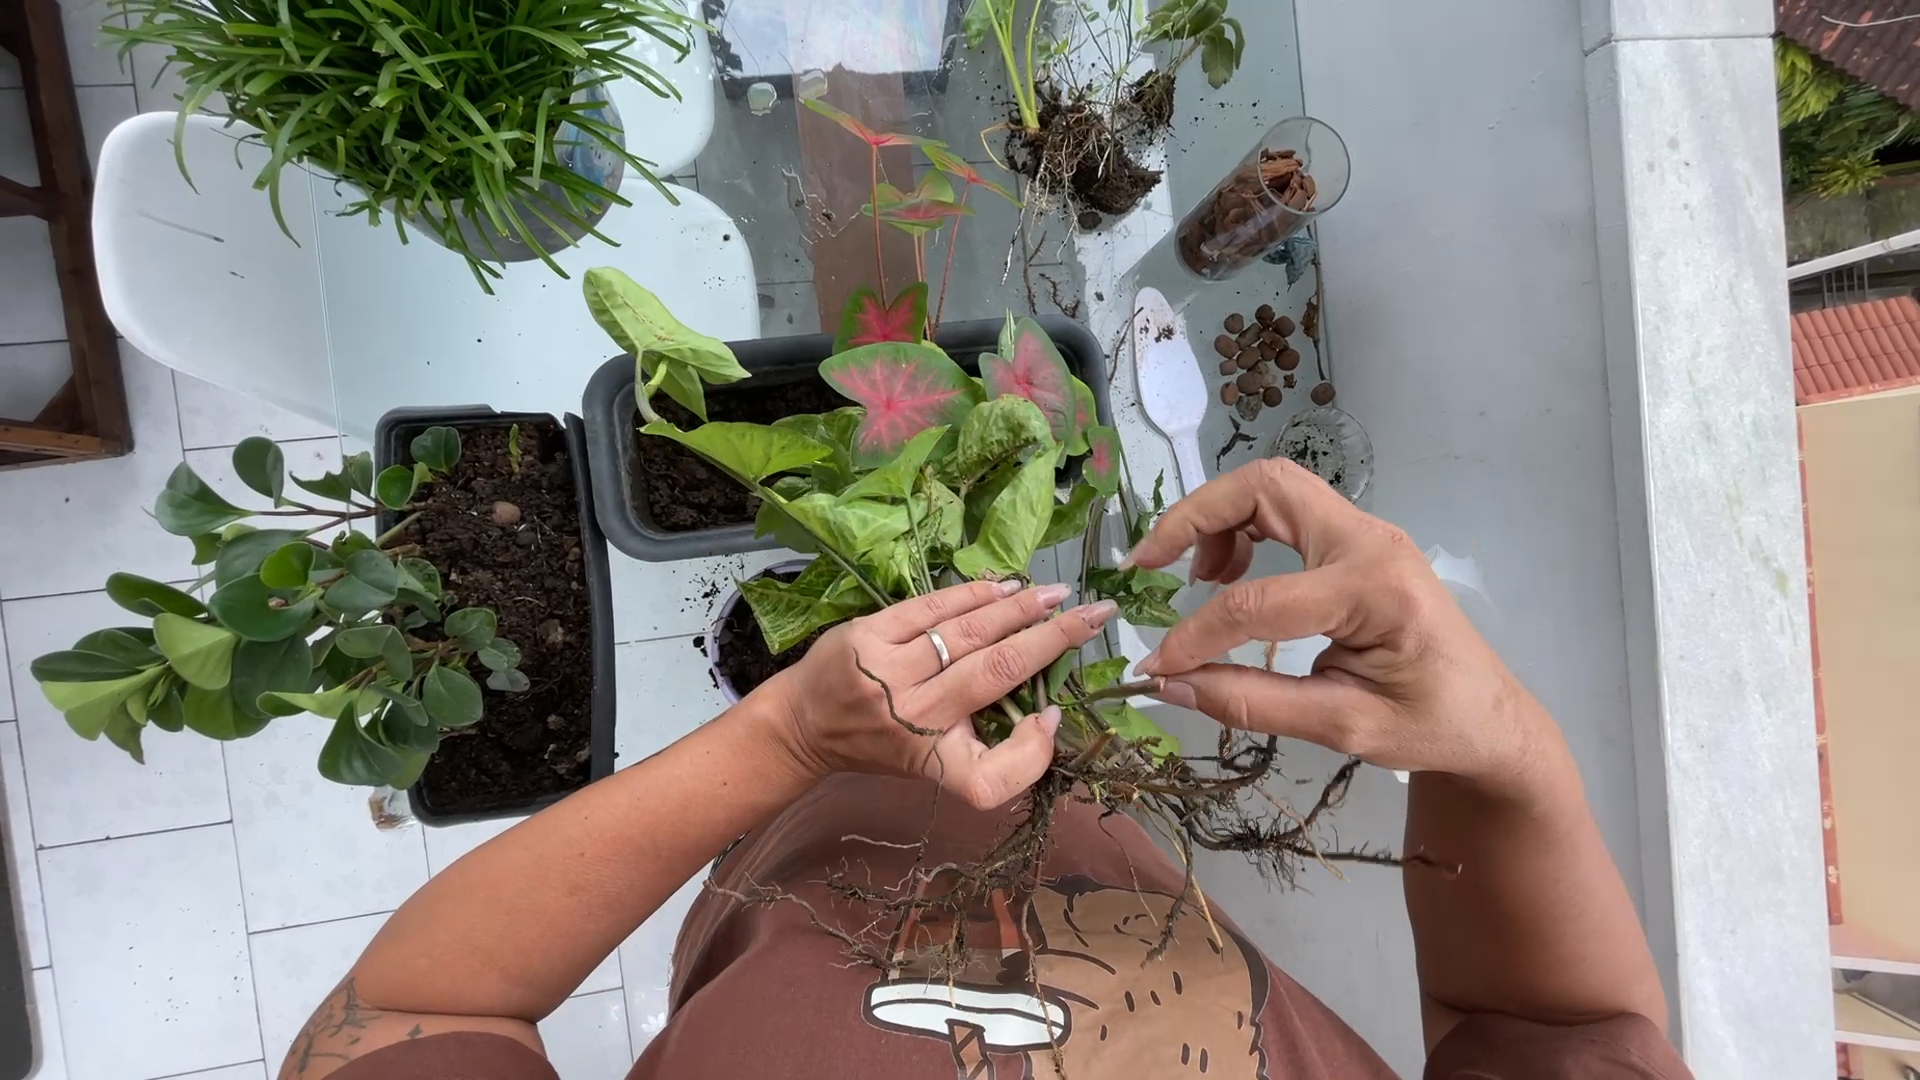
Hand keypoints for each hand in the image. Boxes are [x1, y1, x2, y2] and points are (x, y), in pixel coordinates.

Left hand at [752, 580, 1118, 809]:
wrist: (804, 723)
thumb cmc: (879, 747)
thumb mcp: (931, 765)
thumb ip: (984, 746)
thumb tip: (1044, 714)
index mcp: (929, 762)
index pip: (987, 777)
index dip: (1030, 753)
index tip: (1051, 716)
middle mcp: (910, 719)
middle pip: (994, 672)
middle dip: (1052, 639)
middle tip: (1095, 613)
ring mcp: (886, 672)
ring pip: (968, 633)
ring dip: (1019, 610)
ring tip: (1056, 594)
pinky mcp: (866, 635)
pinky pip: (932, 608)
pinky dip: (975, 596)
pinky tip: (1007, 588)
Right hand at [1129, 459, 1553, 794]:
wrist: (1491, 716)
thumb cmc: (1433, 726)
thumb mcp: (1343, 728)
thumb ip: (1250, 702)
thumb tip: (1169, 686)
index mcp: (1375, 591)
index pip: (1258, 601)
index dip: (1195, 634)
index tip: (1158, 665)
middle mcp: (1370, 541)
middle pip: (1264, 487)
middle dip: (1193, 516)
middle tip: (1147, 561)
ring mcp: (1363, 532)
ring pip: (1269, 486)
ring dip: (1215, 517)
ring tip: (1191, 574)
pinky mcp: (1352, 540)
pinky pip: (1282, 508)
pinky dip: (1239, 528)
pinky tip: (1226, 573)